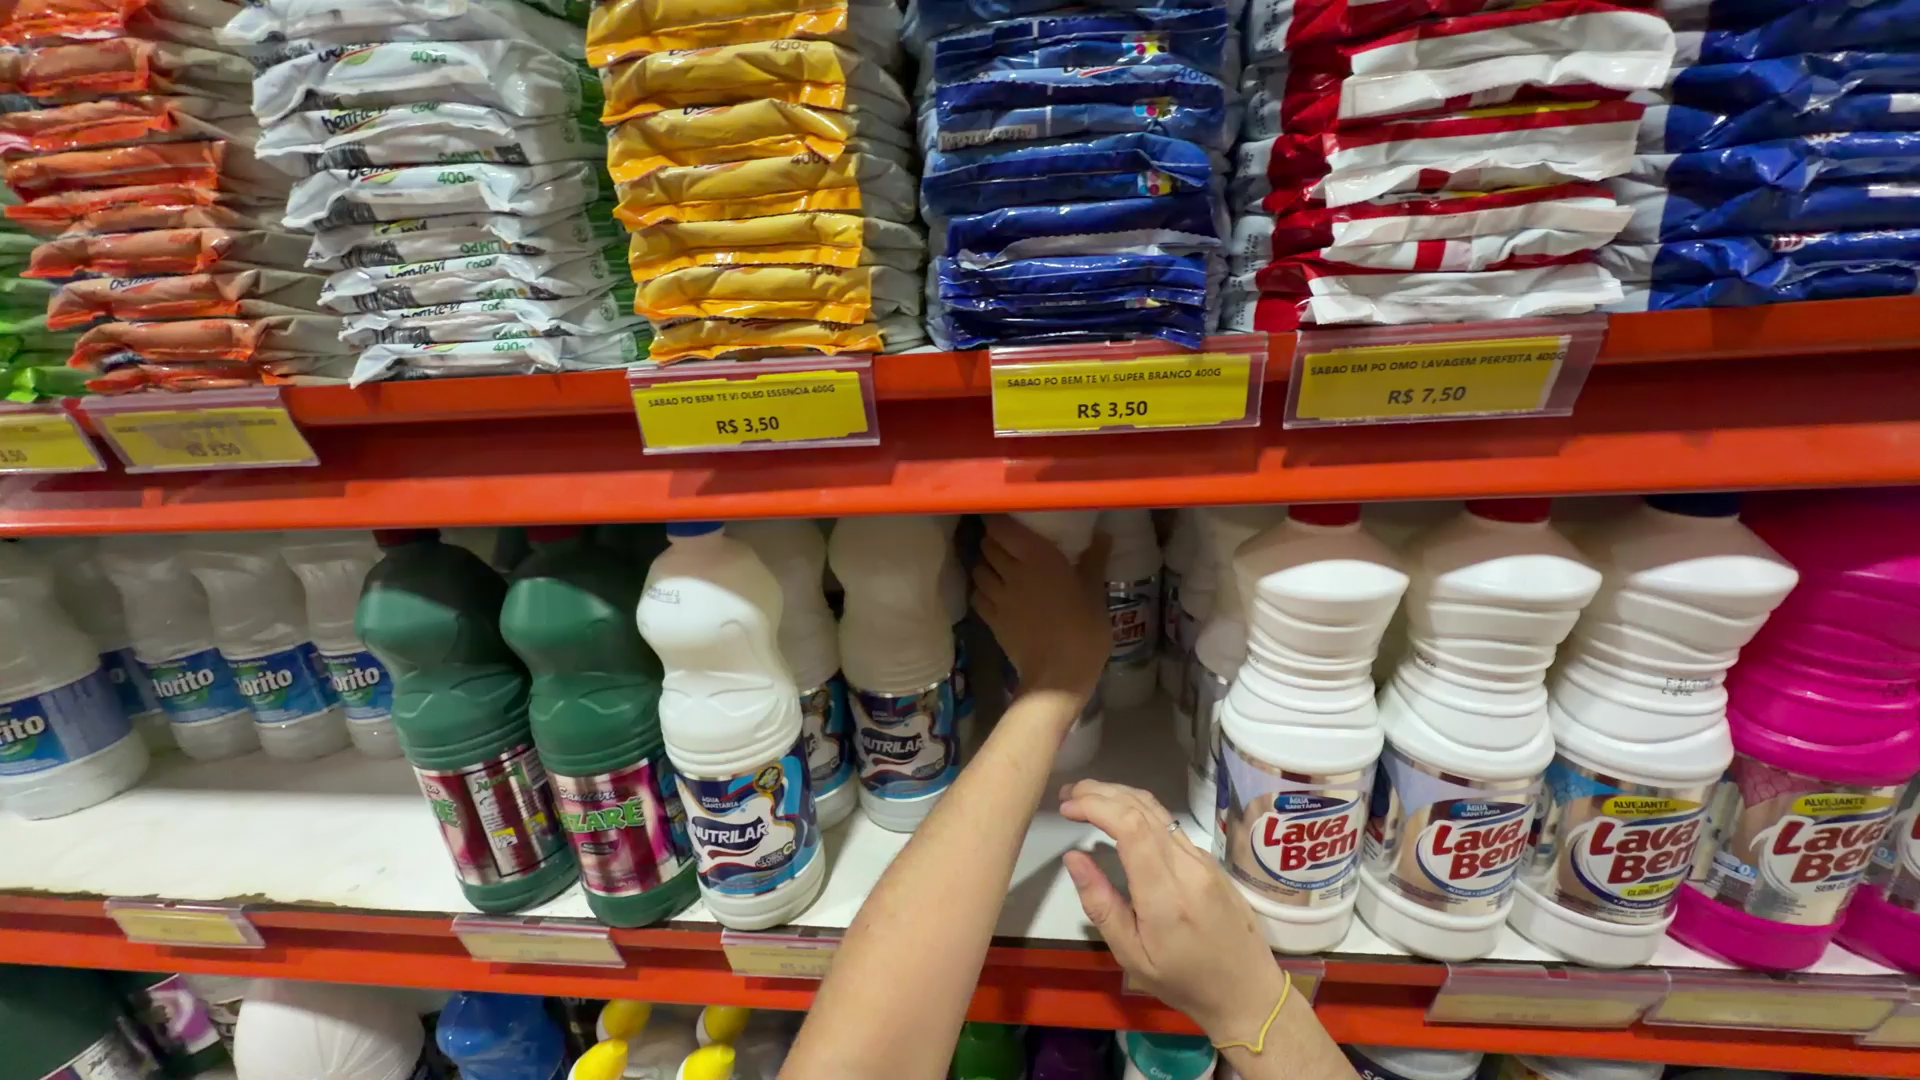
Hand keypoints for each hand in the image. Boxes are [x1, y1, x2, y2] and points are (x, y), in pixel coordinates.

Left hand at [972, 516, 1109, 705]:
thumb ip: (1094, 561)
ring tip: (998, 569)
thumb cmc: (1084, 629)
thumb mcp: (1095, 593)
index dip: (999, 522)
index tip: (1007, 522)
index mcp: (1038, 557)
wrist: (1059, 674)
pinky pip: (977, 596)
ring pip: (978, 570)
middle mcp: (1012, 571)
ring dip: (985, 566)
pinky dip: (981, 591)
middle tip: (1007, 545)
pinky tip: (993, 595)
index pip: (1001, 527)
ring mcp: (998, 596)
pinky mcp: (990, 619)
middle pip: (987, 546)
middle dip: (993, 542)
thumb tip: (1103, 535)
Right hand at [1059, 781, 1287, 1043]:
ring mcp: (1202, 859)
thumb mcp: (1132, 956)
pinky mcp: (1208, 859)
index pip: (1132, 828)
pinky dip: (1135, 807)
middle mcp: (1188, 867)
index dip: (1096, 806)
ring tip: (1085, 795)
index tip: (1068, 808)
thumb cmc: (1185, 982)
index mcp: (1166, 896)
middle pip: (1141, 809)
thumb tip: (1073, 857)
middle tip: (1068, 794)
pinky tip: (1117, 813)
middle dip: (1100, 793)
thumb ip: (1101, 905)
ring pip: (1156, 809)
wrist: (1249, 992)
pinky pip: (1167, 822)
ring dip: (1117, 794)